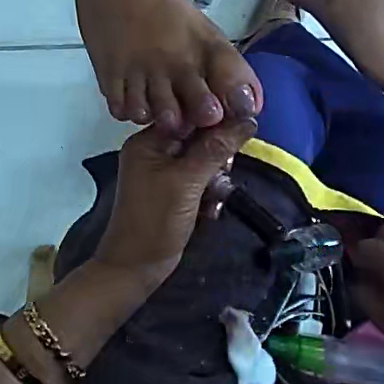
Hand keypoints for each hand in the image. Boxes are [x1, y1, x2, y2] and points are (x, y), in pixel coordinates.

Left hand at [93, 118, 258, 288]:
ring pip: (205, 160)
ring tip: (214, 196)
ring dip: (216, 177)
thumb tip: (248, 120)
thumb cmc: (155, 222)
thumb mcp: (187, 182)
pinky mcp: (175, 192)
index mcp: (149, 141)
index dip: (217, 120)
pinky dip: (209, 193)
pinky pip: (201, 180)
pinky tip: (209, 210)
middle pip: (200, 136)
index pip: (190, 115)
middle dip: (217, 155)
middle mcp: (156, 151)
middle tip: (222, 174)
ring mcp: (165, 173)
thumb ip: (216, 150)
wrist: (136, 268)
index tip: (241, 130)